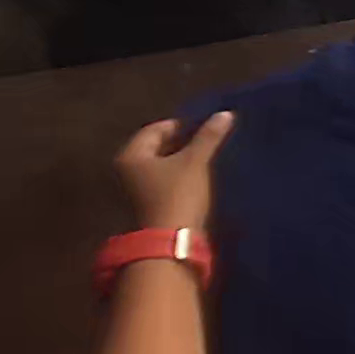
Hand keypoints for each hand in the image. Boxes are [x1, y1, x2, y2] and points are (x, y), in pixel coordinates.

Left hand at [114, 112, 235, 232]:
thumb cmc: (178, 193)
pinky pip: (166, 181)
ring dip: (184, 159)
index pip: (156, 129)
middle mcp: (128, 170)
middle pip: (158, 147)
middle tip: (208, 140)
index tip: (205, 127)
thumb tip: (225, 113)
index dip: (181, 125)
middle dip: (183, 142)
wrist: (173, 240)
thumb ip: (209, 136)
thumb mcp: (196, 161)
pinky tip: (201, 176)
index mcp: (131, 155)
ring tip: (208, 156)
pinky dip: (182, 175)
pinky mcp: (151, 203)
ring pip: (163, 165)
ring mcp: (137, 189)